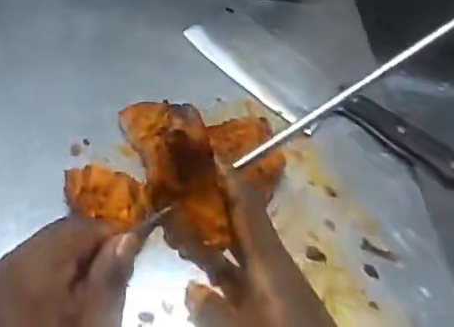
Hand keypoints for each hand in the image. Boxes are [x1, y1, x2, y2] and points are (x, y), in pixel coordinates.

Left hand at [0, 217, 139, 326]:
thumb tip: (125, 238)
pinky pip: (12, 278)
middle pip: (50, 240)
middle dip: (83, 255)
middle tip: (112, 286)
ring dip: (60, 270)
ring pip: (31, 258)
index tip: (130, 256)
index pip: (75, 226)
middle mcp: (2, 264)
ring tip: (85, 305)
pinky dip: (36, 286)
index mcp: (31, 268)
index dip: (106, 236)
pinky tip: (51, 315)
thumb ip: (109, 281)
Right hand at [188, 162, 334, 326]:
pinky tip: (199, 269)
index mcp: (269, 256)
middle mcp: (273, 262)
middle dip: (209, 200)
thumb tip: (189, 288)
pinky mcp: (277, 304)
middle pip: (239, 220)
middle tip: (176, 180)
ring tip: (176, 221)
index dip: (223, 173)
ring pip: (238, 247)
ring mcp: (276, 283)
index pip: (244, 201)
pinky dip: (220, 263)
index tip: (199, 147)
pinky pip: (242, 272)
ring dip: (210, 233)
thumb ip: (211, 307)